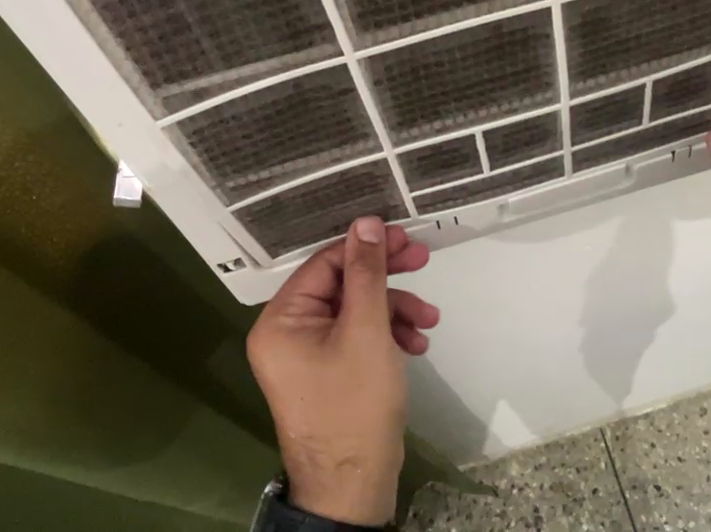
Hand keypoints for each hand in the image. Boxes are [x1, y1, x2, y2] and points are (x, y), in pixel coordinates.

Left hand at [246, 217, 439, 526]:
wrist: (354, 488)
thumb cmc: (354, 403)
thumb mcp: (366, 329)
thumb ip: (367, 272)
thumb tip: (366, 222)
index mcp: (281, 319)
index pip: (325, 263)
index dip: (366, 246)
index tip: (405, 238)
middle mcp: (288, 332)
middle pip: (342, 284)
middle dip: (386, 276)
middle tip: (423, 260)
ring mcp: (308, 354)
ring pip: (356, 310)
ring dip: (395, 309)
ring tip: (429, 320)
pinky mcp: (329, 372)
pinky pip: (357, 337)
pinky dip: (387, 335)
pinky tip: (416, 344)